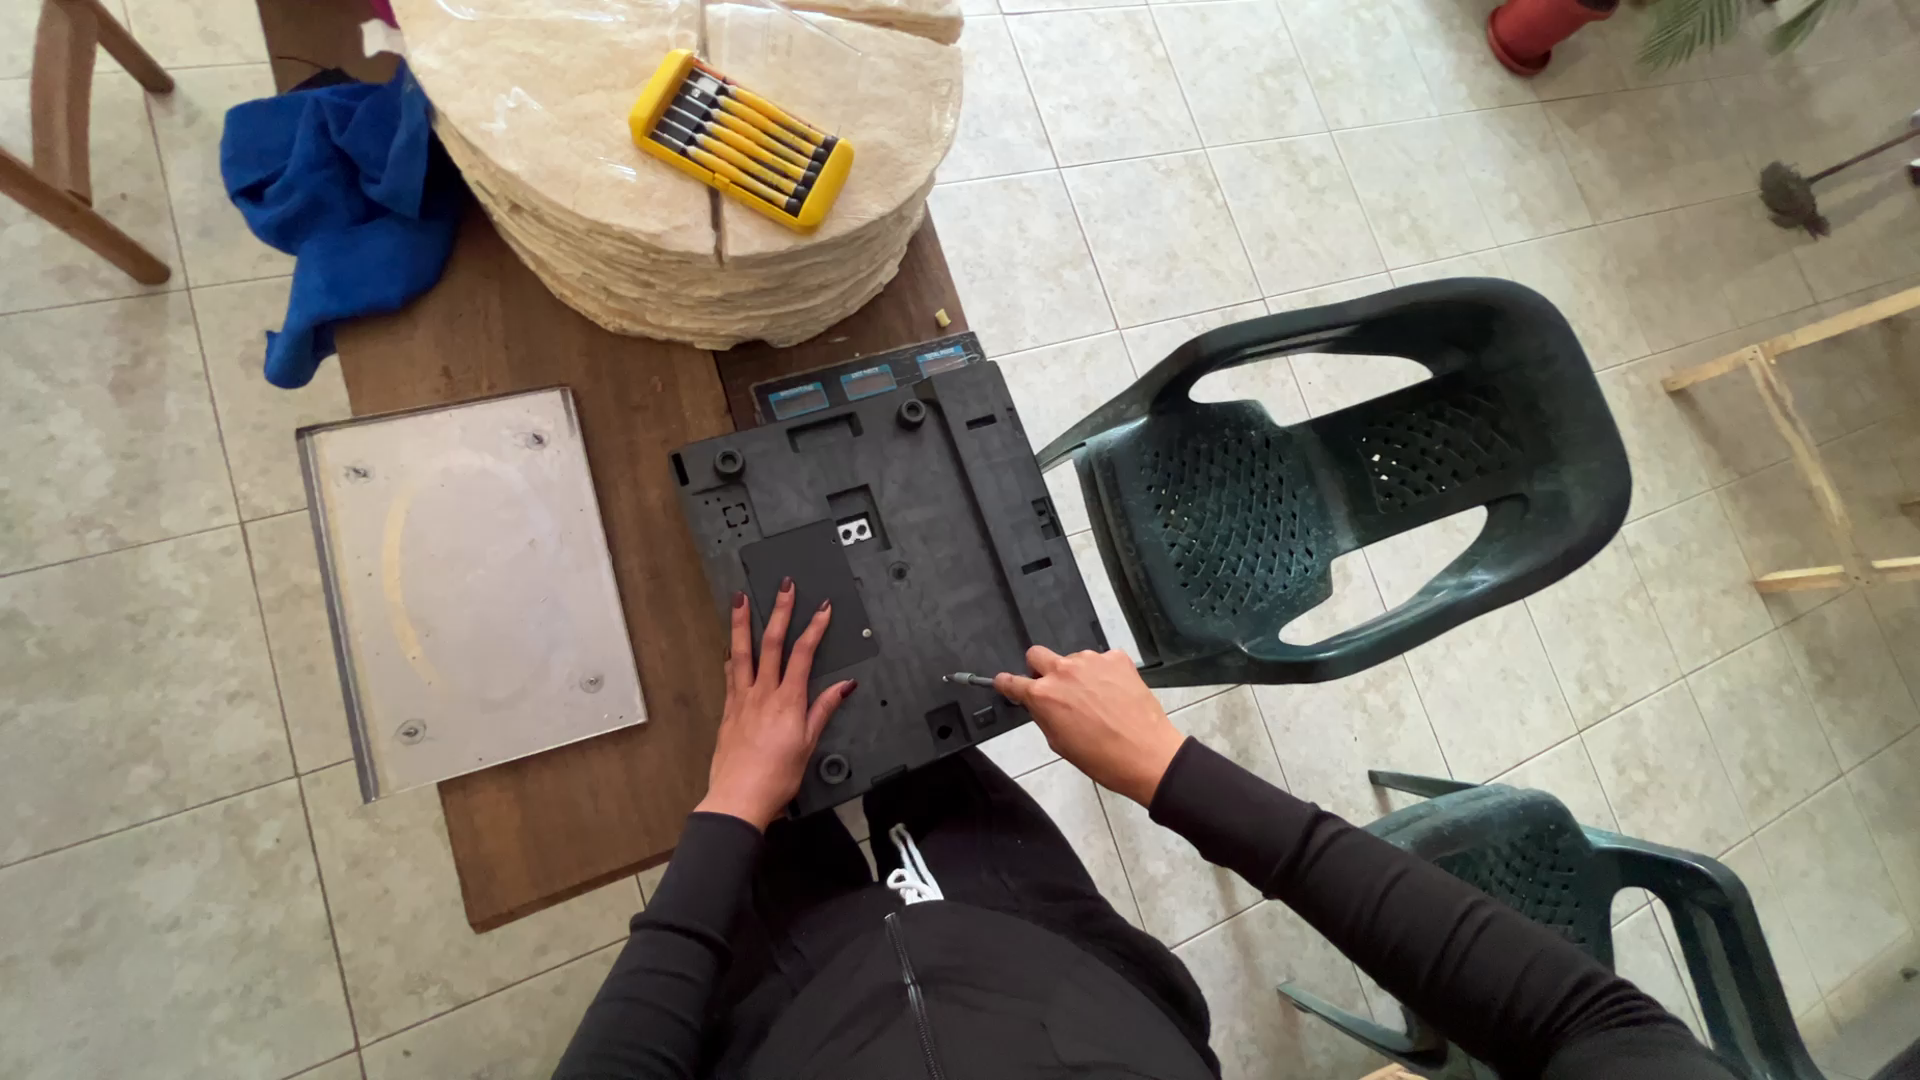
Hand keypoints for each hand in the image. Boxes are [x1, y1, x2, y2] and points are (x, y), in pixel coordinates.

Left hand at [696, 579, 856, 829]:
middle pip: (771, 643)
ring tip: (740, 600)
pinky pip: (730, 674)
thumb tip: (844, 686)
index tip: (822, 609)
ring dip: (741, 623)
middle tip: (784, 587)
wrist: (738, 798)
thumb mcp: (809, 743)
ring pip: (742, 652)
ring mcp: (741, 699)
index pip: (803, 653)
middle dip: (780, 612)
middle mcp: (762, 694)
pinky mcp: (728, 711)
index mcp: (787, 700)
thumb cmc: (775, 777)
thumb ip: (824, 709)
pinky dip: (732, 655)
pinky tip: (730, 647)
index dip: (814, 627)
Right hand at [995, 647, 1184, 805]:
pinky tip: (1115, 692)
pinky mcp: (1117, 658)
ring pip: (1072, 659)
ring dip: (1076, 673)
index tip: (1006, 684)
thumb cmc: (1101, 759)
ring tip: (1096, 698)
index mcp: (1043, 695)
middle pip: (1036, 654)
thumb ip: (1044, 715)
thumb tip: (1039, 703)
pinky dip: (1103, 673)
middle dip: (1038, 669)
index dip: (1006, 684)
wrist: (1148, 755)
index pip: (1011, 682)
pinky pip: (1101, 660)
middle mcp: (1063, 671)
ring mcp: (1092, 660)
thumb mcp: (1060, 743)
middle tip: (1054, 687)